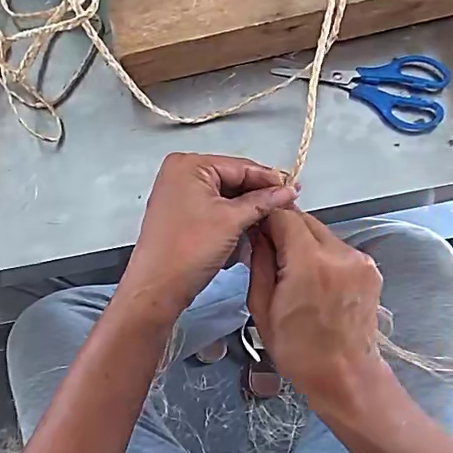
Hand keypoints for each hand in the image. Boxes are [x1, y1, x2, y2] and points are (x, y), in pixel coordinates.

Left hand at [117, 153, 297, 322]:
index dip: (270, 179)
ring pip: (225, 196)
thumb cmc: (188, 250)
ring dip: (247, 209)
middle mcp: (180, 173)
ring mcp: (179, 195)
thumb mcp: (232, 220)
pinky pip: (214, 209)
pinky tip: (251, 229)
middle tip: (287, 206)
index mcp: (189, 165)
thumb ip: (263, 201)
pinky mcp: (180, 215)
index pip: (241, 166)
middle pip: (233, 179)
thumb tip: (288, 190)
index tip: (294, 190)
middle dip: (259, 196)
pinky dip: (232, 219)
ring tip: (272, 220)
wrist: (157, 288)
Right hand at [247, 207, 388, 407]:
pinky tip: (316, 281)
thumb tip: (256, 235)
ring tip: (295, 272)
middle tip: (272, 253)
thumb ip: (259, 263)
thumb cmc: (299, 352)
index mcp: (309, 263)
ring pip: (323, 233)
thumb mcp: (262, 308)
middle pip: (306, 220)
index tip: (257, 232)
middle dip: (285, 230)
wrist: (346, 376)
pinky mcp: (370, 269)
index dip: (266, 220)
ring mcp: (360, 260)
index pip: (284, 216)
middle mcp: (339, 254)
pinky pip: (340, 249)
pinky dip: (324, 256)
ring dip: (306, 243)